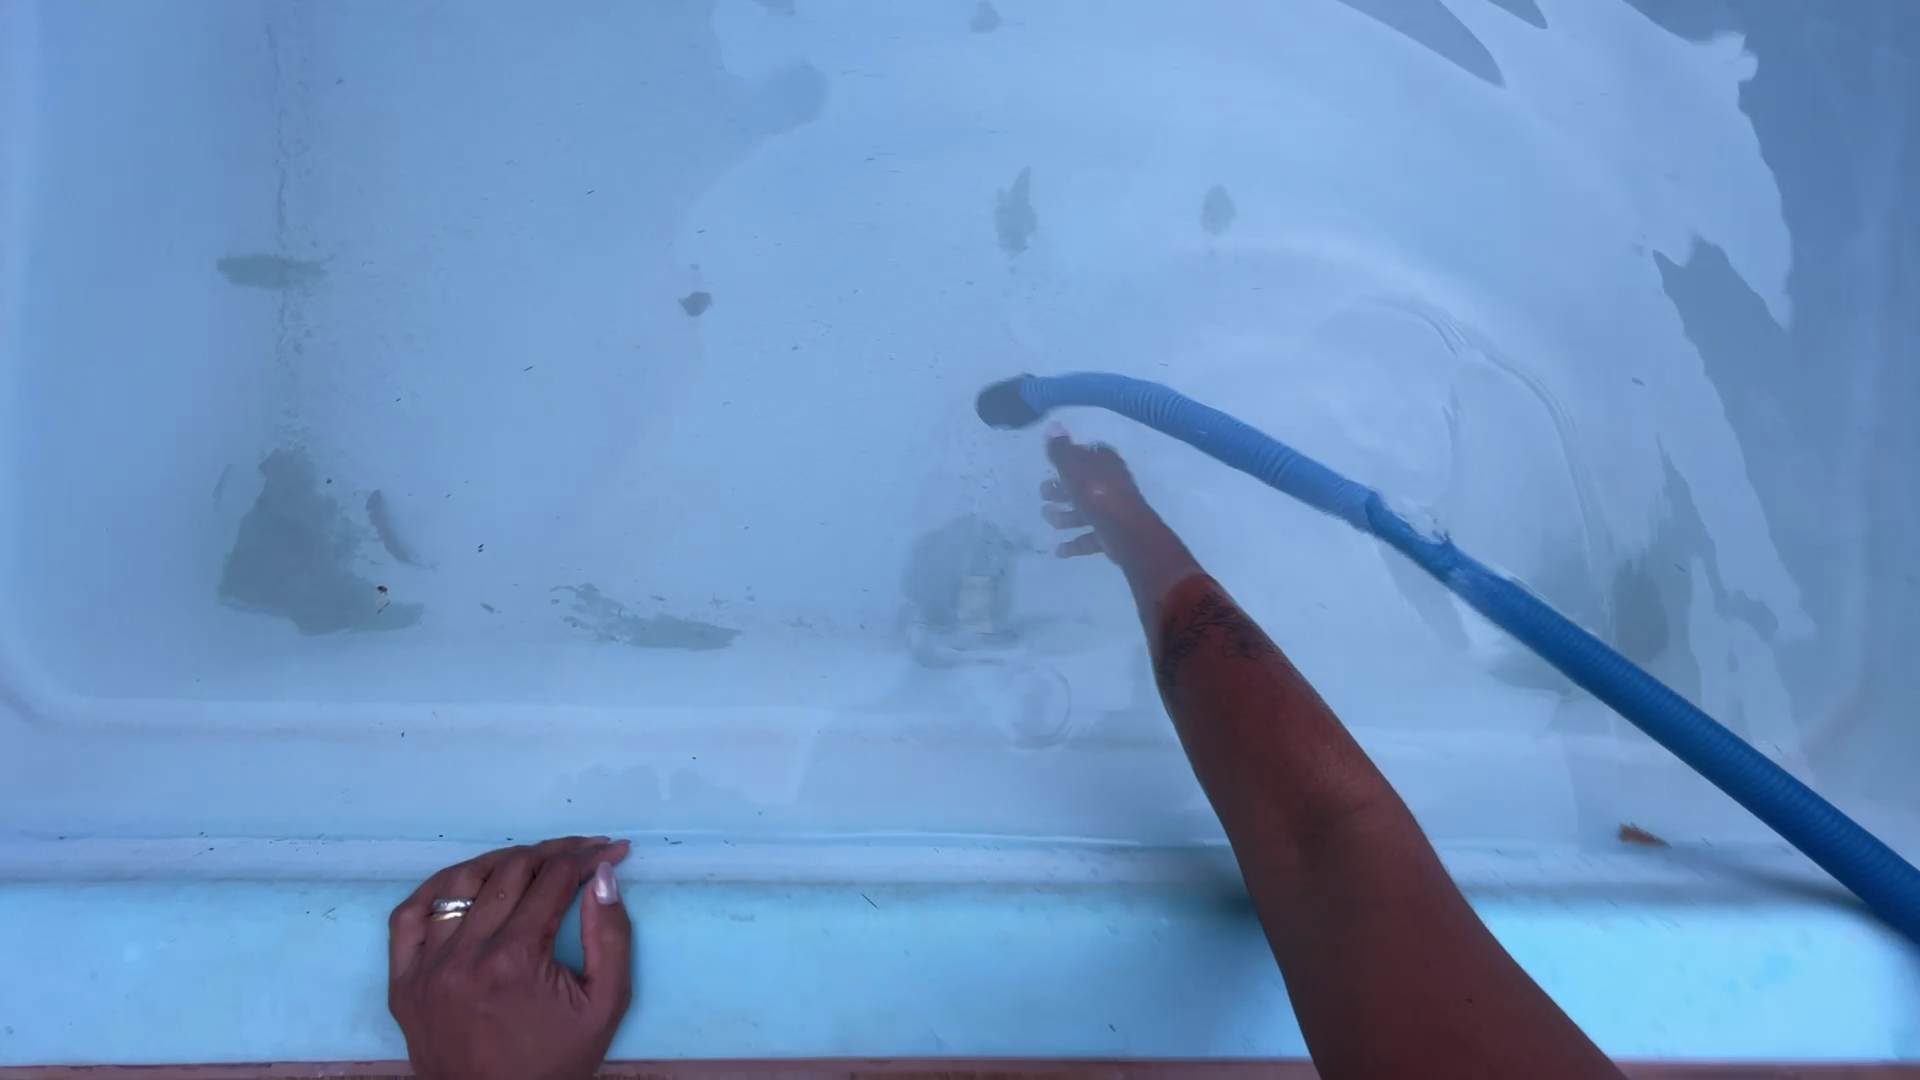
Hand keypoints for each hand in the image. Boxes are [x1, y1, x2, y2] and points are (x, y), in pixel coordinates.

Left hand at [389, 836, 633, 1079]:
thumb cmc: (558, 1059)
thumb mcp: (608, 1001)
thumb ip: (612, 934)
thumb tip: (603, 874)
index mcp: (515, 960)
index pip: (555, 878)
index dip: (589, 856)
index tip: (613, 851)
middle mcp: (464, 957)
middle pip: (512, 871)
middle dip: (556, 851)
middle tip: (584, 852)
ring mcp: (425, 970)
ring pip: (462, 881)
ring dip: (505, 860)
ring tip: (536, 862)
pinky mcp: (402, 984)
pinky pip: (409, 915)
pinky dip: (440, 886)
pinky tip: (472, 880)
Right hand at [1041, 422, 1155, 559]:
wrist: (1124, 530)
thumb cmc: (1096, 492)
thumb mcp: (1073, 466)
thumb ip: (1061, 449)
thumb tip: (1053, 424)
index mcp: (1105, 463)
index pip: (1087, 455)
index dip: (1069, 460)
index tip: (1052, 467)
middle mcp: (1111, 484)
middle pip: (1082, 485)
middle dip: (1061, 491)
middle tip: (1043, 495)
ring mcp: (1113, 510)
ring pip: (1084, 511)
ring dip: (1065, 516)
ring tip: (1049, 519)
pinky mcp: (1112, 534)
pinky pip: (1090, 537)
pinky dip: (1075, 543)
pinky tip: (1059, 550)